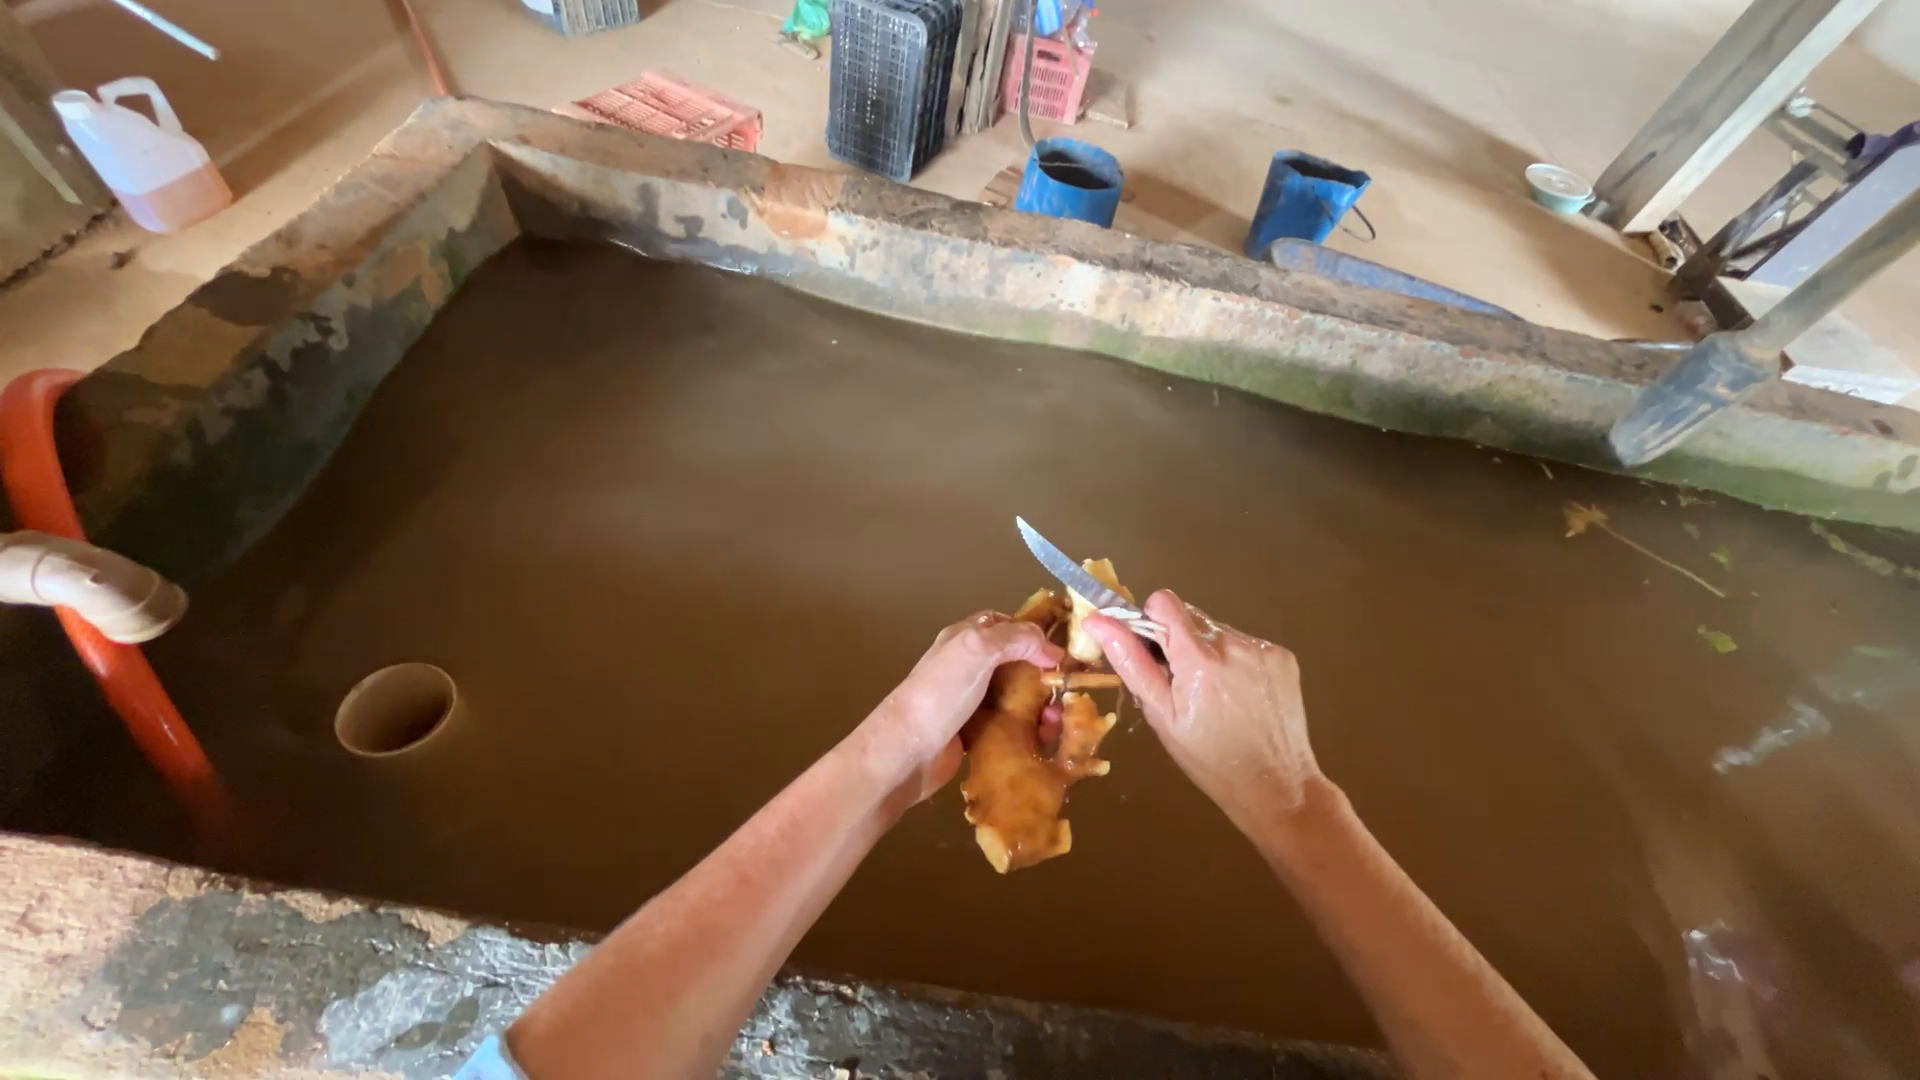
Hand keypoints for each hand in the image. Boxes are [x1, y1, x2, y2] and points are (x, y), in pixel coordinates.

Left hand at [855, 611, 1062, 807]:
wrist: (907, 751)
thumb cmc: (940, 692)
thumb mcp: (977, 649)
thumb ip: (1015, 638)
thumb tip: (1052, 649)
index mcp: (964, 638)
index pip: (1003, 623)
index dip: (1031, 632)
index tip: (1061, 650)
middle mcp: (966, 665)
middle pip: (1013, 661)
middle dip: (1042, 674)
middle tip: (1065, 692)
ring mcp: (968, 700)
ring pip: (1013, 696)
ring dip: (1039, 706)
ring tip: (1056, 722)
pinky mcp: (972, 732)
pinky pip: (1007, 725)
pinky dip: (1027, 730)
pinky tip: (1043, 739)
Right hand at [1086, 590, 1321, 834]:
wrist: (1276, 786)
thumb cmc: (1207, 758)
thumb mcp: (1161, 714)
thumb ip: (1130, 661)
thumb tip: (1098, 621)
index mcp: (1199, 657)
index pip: (1164, 602)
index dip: (1150, 621)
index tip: (1150, 651)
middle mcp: (1233, 642)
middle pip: (1190, 616)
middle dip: (1177, 640)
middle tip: (1180, 682)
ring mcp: (1262, 648)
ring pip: (1216, 630)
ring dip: (1206, 651)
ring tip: (1213, 694)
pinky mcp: (1282, 656)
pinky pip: (1244, 643)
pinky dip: (1233, 660)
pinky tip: (1238, 694)